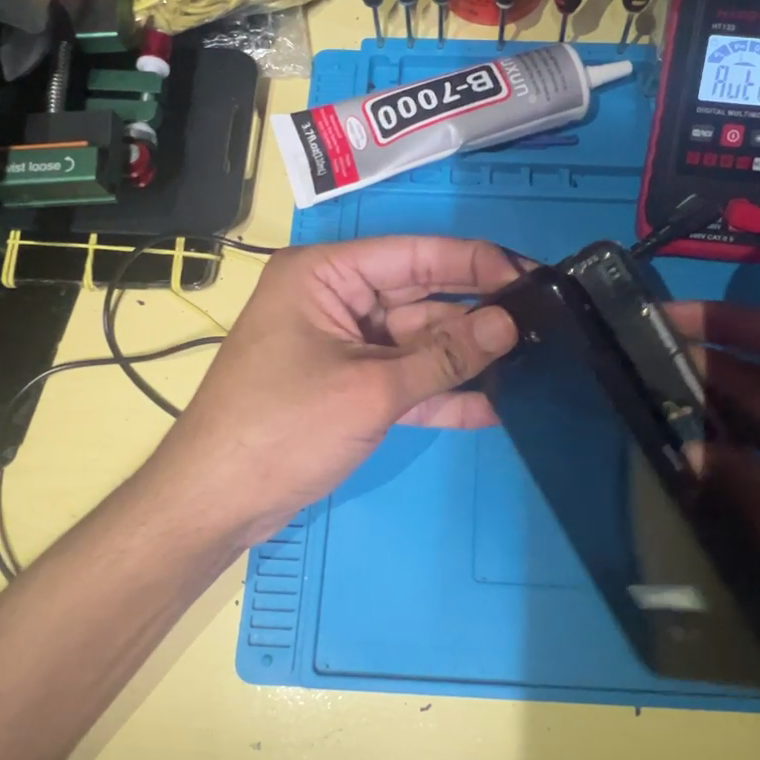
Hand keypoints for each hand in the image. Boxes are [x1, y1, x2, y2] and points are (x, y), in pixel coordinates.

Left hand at [144, 236, 519, 544]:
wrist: (215, 504)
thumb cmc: (283, 428)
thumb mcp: (371, 389)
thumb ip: (444, 356)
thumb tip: (509, 324)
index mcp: (326, 275)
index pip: (414, 255)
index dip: (475, 262)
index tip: (531, 275)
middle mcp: (335, 301)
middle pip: (420, 297)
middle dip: (477, 312)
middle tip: (544, 320)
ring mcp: (343, 347)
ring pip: (418, 342)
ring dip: (465, 356)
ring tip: (532, 360)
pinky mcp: (349, 390)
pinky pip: (405, 381)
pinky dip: (441, 393)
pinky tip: (493, 405)